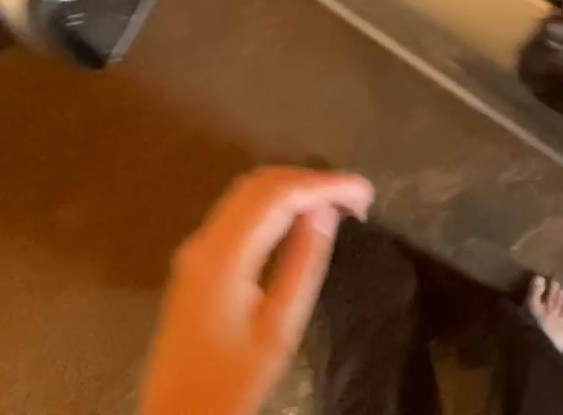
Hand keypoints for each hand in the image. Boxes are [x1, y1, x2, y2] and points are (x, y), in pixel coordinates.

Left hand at [138, 167, 373, 414]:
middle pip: (261, 184)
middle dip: (312, 181)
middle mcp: (205, 240)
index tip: (365, 192)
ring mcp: (197, 249)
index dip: (326, 185)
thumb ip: (303, 263)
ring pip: (249, 193)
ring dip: (294, 188)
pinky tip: (301, 218)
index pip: (279, 195)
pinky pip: (240, 211)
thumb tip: (326, 211)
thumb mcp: (279, 329)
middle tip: (355, 198)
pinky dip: (275, 203)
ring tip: (335, 205)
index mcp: (224, 256)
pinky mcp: (198, 261)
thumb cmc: (231, 381)